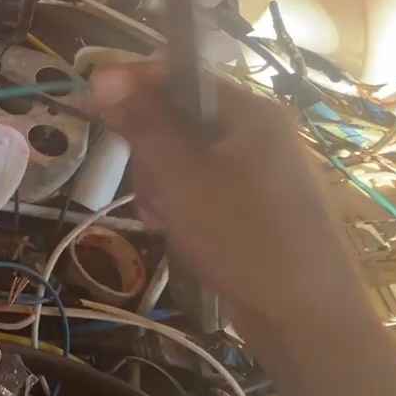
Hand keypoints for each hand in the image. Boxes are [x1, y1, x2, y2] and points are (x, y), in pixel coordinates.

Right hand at [88, 63, 372, 337]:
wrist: (306, 321)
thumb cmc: (241, 235)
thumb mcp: (178, 173)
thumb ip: (141, 120)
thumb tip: (102, 74)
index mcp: (251, 113)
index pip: (177, 74)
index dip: (129, 83)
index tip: (88, 103)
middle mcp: (260, 132)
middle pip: (177, 116)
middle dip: (148, 148)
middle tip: (144, 182)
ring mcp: (262, 170)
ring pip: (184, 154)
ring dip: (160, 179)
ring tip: (162, 215)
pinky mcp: (258, 204)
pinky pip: (202, 183)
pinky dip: (180, 200)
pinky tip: (176, 228)